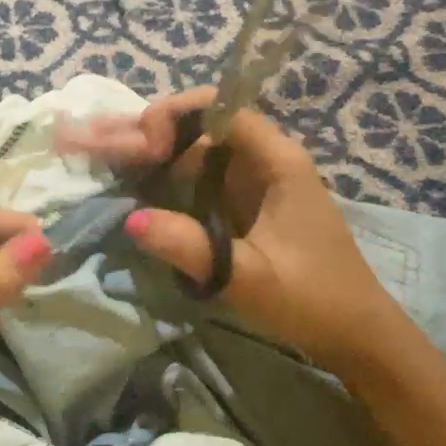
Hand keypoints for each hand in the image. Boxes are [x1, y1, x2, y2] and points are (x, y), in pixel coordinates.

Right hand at [62, 89, 420, 381]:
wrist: (354, 336)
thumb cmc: (313, 300)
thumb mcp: (251, 278)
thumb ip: (192, 248)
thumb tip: (130, 220)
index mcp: (276, 162)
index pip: (221, 109)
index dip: (177, 116)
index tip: (144, 148)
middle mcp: (259, 161)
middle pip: (197, 126)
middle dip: (147, 131)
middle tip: (96, 147)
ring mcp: (246, 183)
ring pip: (188, 151)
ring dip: (144, 152)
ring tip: (91, 151)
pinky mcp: (235, 206)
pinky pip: (190, 180)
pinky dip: (155, 177)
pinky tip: (120, 181)